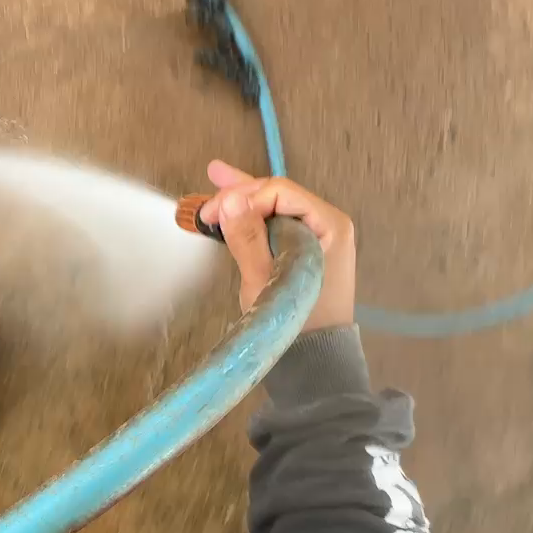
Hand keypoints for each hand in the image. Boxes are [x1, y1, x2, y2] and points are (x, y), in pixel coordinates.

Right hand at [199, 160, 355, 331]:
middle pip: (276, 195)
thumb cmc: (292, 320)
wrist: (313, 356)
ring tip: (215, 176)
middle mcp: (325, 223)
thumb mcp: (264, 280)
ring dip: (242, 198)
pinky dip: (249, 214)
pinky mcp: (300, 249)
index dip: (243, 196)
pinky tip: (229, 199)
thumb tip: (229, 200)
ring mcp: (314, 235)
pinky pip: (272, 222)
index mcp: (328, 225)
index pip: (280, 192)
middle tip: (204, 206)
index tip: (210, 215)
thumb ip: (249, 238)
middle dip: (239, 195)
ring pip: (272, 206)